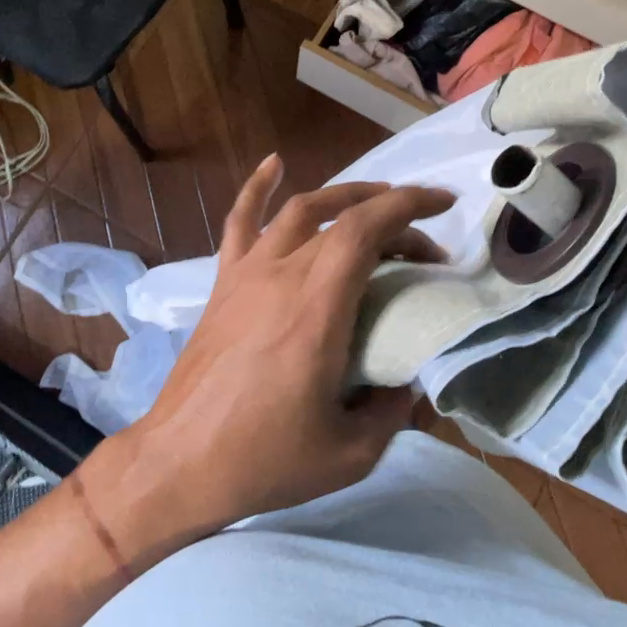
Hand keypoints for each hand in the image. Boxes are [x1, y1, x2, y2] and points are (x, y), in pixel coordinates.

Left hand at [86, 156, 454, 559]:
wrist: (182, 462)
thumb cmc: (267, 460)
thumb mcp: (352, 452)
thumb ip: (392, 411)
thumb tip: (407, 382)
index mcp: (317, 308)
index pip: (366, 230)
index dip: (409, 206)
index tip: (445, 207)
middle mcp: (281, 275)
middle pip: (342, 220)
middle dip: (392, 218)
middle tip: (423, 248)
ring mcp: (247, 275)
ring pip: (298, 211)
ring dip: (344, 197)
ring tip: (375, 202)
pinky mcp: (224, 284)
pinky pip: (240, 223)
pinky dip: (258, 188)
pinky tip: (274, 163)